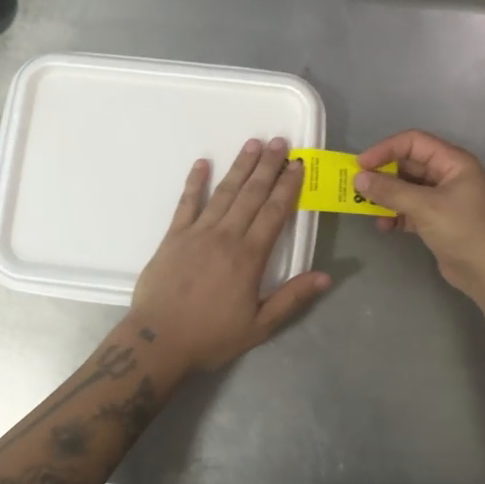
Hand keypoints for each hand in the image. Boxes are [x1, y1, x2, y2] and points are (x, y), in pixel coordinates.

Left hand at [131, 138, 332, 371]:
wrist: (159, 341)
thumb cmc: (211, 337)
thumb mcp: (259, 326)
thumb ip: (292, 298)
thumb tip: (326, 277)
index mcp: (249, 257)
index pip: (274, 213)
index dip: (288, 187)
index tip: (298, 165)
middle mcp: (225, 237)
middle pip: (251, 195)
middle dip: (268, 167)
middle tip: (280, 142)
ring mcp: (196, 233)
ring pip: (223, 193)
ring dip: (239, 167)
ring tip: (253, 144)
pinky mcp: (173, 237)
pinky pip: (186, 203)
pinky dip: (195, 182)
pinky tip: (202, 163)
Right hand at [355, 130, 484, 299]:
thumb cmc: (463, 231)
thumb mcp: (426, 207)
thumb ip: (391, 191)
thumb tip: (359, 179)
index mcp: (453, 162)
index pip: (414, 142)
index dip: (385, 149)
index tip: (360, 165)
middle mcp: (449, 175)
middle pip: (409, 164)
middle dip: (383, 175)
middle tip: (357, 187)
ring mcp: (443, 199)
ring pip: (407, 189)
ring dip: (387, 197)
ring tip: (366, 208)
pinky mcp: (438, 221)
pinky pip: (410, 209)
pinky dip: (395, 215)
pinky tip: (384, 227)